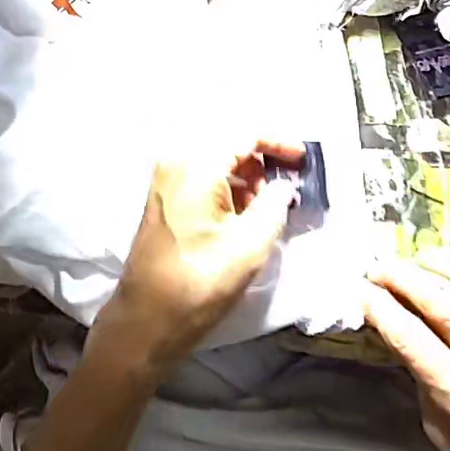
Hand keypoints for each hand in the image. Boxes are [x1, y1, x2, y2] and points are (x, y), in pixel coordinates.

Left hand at [93, 142, 298, 377]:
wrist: (147, 317)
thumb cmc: (199, 282)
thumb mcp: (249, 245)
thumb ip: (274, 206)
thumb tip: (284, 185)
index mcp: (194, 166)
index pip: (241, 133)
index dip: (276, 142)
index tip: (302, 159)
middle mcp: (174, 163)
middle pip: (226, 143)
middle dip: (260, 161)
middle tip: (287, 189)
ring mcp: (164, 180)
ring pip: (214, 161)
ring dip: (245, 177)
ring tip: (267, 209)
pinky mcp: (163, 198)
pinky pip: (201, 178)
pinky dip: (226, 188)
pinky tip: (243, 215)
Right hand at [365, 249, 449, 450]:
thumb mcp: (441, 432)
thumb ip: (418, 373)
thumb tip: (388, 321)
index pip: (412, 337)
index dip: (377, 306)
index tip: (357, 291)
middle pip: (442, 300)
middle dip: (398, 276)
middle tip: (375, 271)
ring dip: (437, 261)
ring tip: (414, 263)